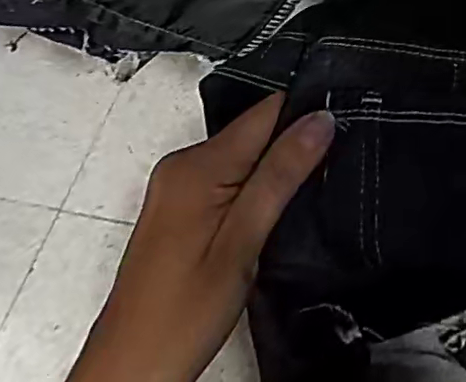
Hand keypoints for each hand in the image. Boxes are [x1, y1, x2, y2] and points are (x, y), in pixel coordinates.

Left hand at [67, 93, 333, 381]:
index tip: (338, 134)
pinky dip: (256, 187)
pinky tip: (271, 215)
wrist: (127, 376)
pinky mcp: (180, 207)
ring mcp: (177, 186)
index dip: (306, 117)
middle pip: (257, 130)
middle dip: (293, 146)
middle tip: (325, 175)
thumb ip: (282, 174)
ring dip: (276, 169)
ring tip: (303, 197)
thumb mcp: (243, 242)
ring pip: (247, 154)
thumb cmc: (183, 316)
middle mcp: (182, 165)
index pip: (268, 111)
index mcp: (197, 166)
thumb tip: (320, 118)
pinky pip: (231, 175)